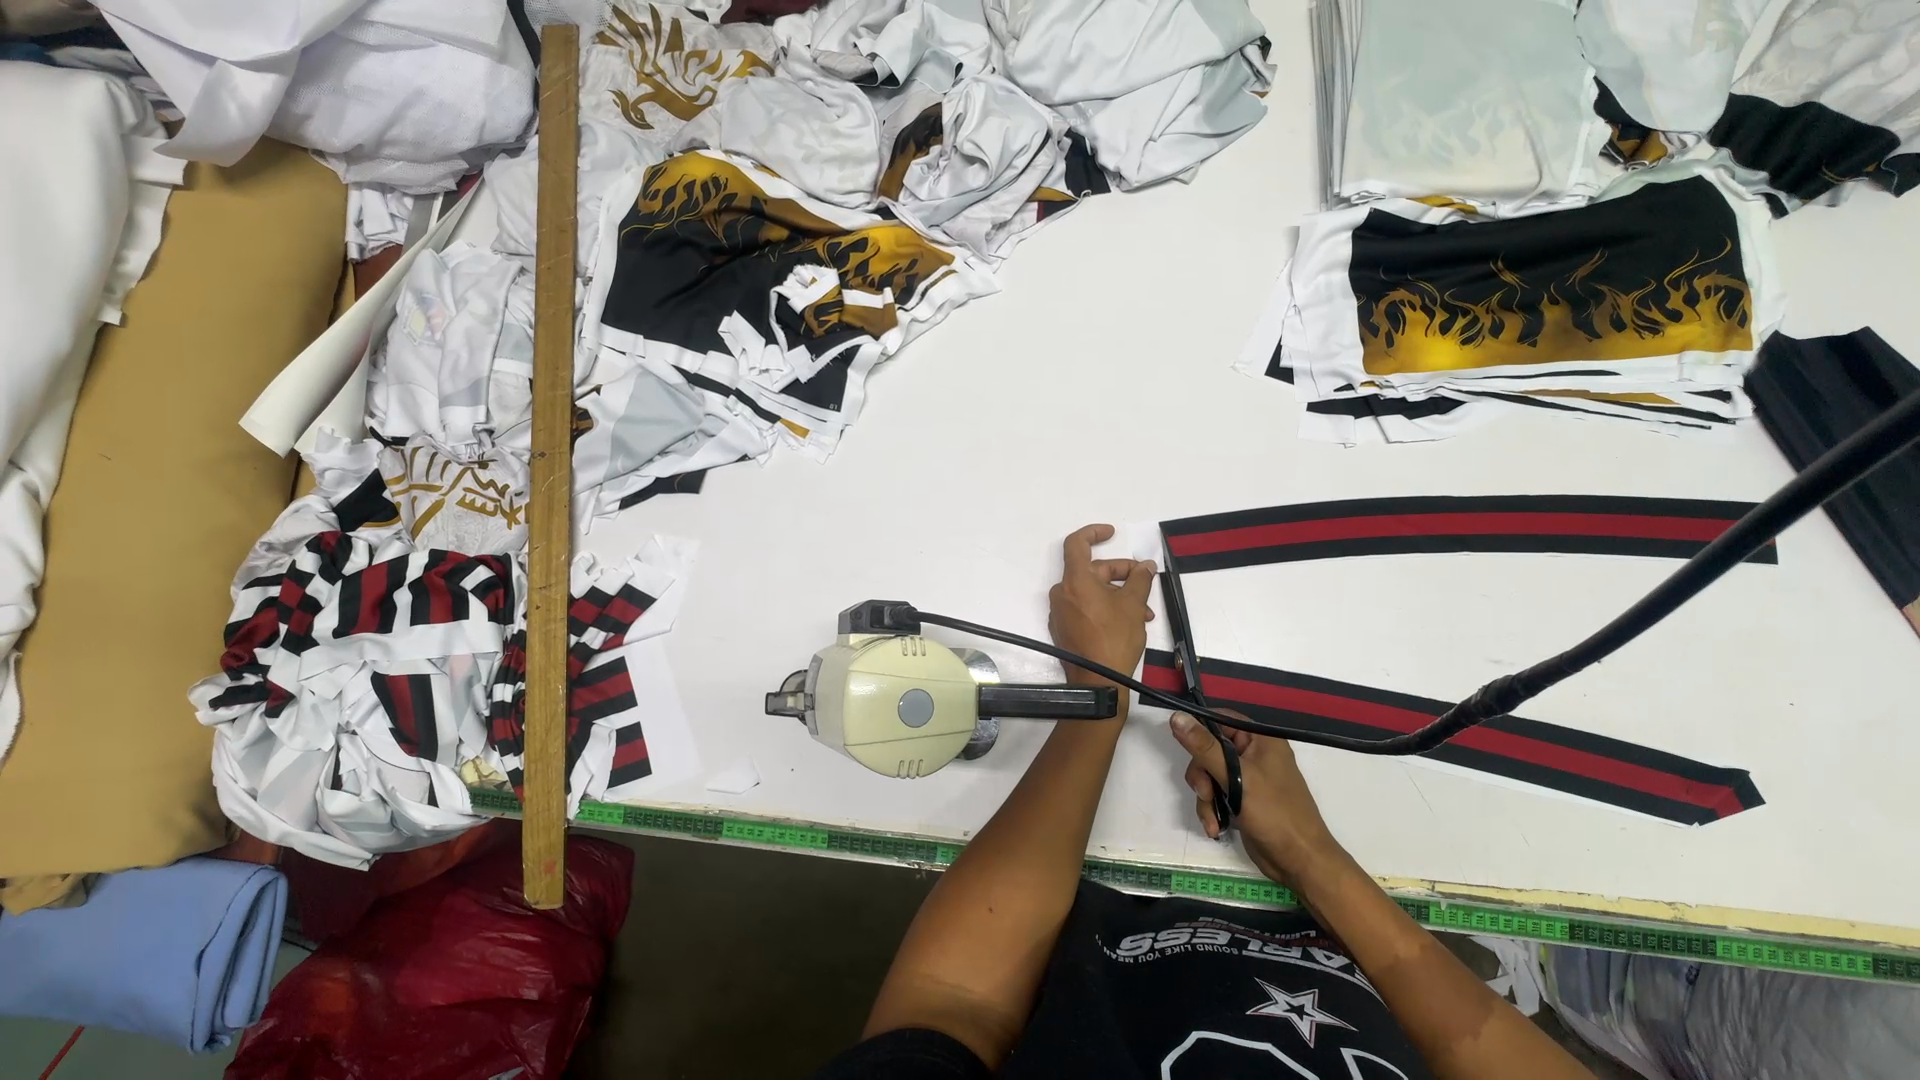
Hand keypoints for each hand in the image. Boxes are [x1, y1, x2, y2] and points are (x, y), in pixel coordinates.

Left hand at [1047, 524, 1154, 687]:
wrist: (1098, 682)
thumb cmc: (1114, 638)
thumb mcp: (1133, 605)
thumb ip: (1140, 579)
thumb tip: (1146, 566)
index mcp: (1075, 581)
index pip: (1077, 544)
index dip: (1093, 533)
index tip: (1111, 533)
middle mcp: (1062, 593)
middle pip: (1091, 571)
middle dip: (1120, 574)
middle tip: (1144, 581)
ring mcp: (1060, 612)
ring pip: (1091, 593)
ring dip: (1117, 596)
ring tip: (1143, 612)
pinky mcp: (1063, 629)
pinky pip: (1085, 609)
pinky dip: (1105, 609)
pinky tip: (1128, 622)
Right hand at [1168, 712, 1346, 888]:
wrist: (1299, 861)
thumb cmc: (1275, 813)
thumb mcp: (1237, 778)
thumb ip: (1204, 747)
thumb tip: (1176, 717)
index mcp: (1260, 740)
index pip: (1221, 719)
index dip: (1200, 729)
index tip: (1182, 743)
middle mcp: (1253, 755)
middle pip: (1209, 749)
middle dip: (1202, 774)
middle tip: (1205, 792)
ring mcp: (1248, 779)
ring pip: (1209, 775)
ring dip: (1205, 797)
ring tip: (1213, 817)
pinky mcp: (1242, 801)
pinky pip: (1215, 795)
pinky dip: (1212, 810)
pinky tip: (1216, 827)